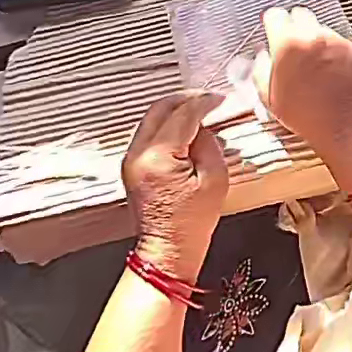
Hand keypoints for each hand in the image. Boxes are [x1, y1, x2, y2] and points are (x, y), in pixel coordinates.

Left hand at [122, 92, 228, 281]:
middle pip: (161, 109)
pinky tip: (185, 127)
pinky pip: (148, 132)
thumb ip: (209, 144)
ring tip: (199, 111)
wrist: (166, 252)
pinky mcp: (131, 166)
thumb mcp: (215, 179)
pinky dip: (167, 123)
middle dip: (186, 99)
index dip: (204, 102)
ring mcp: (130, 159)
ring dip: (175, 110)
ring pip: (152, 118)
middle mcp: (138, 153)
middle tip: (208, 99)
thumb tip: (201, 126)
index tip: (220, 99)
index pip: (183, 114)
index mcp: (159, 156)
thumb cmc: (192, 222)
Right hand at [252, 7, 351, 192]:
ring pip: (319, 28)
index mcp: (287, 42)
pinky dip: (332, 50)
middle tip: (292, 45)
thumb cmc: (300, 111)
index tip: (272, 29)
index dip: (272, 23)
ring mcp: (334, 40)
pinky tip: (329, 70)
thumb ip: (261, 67)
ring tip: (313, 63)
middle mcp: (312, 34)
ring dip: (314, 39)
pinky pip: (337, 41)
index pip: (275, 15)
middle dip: (294, 26)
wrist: (339, 122)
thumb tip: (264, 54)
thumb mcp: (267, 93)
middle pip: (300, 14)